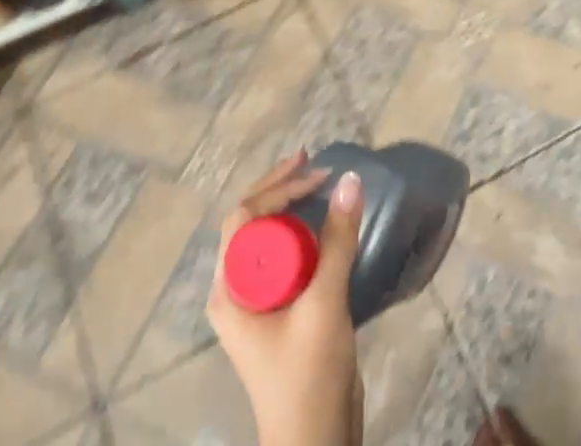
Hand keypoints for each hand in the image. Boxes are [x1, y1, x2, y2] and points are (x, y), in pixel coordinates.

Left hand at [209, 151, 364, 445]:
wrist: (315, 435)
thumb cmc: (308, 372)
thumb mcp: (324, 303)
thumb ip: (336, 241)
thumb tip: (350, 181)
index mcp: (230, 291)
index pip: (242, 220)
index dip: (277, 188)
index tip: (317, 173)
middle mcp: (237, 293)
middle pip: (251, 226)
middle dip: (280, 190)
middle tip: (315, 163)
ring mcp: (259, 305)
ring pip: (271, 243)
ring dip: (294, 211)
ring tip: (322, 186)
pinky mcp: (282, 314)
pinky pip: (288, 262)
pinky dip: (307, 237)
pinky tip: (329, 229)